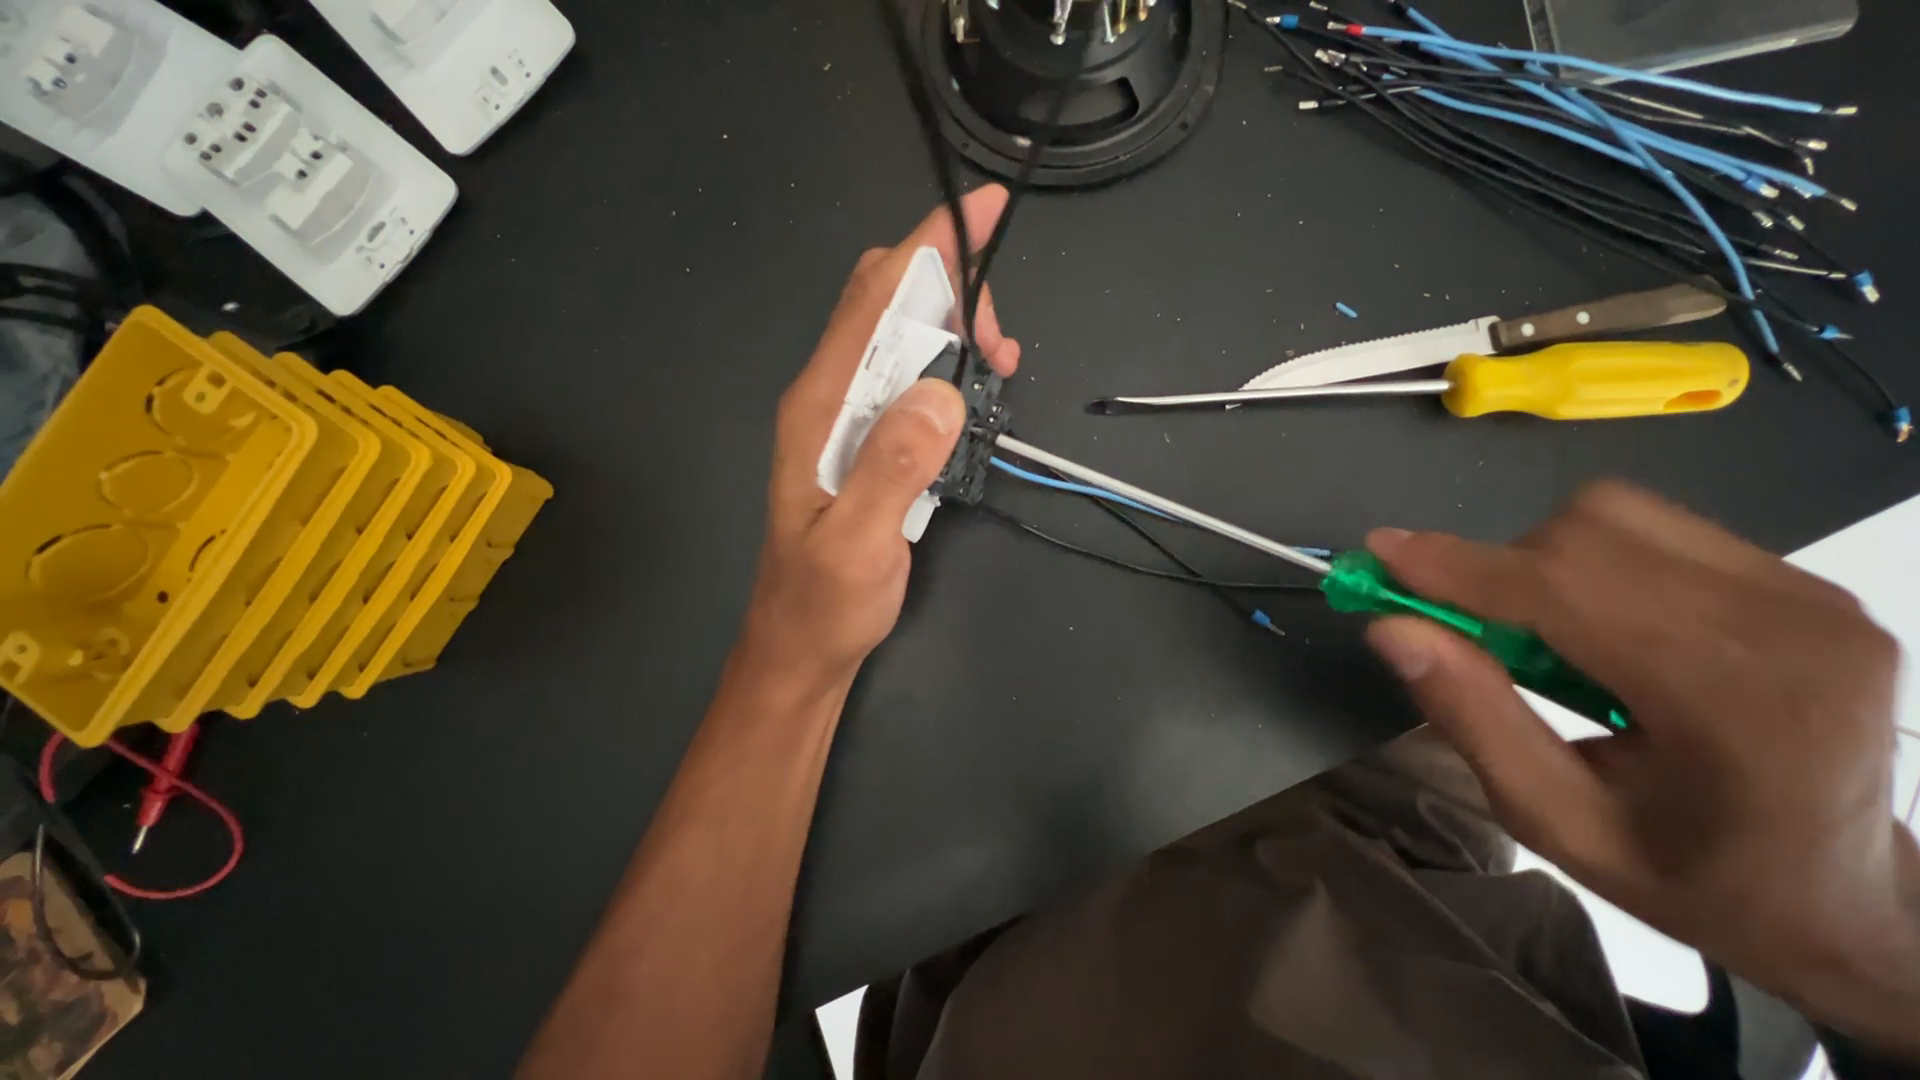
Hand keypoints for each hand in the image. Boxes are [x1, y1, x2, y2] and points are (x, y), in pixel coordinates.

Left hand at [739, 186, 1021, 688]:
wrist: (802, 646)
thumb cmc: (824, 601)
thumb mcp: (859, 543)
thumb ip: (895, 465)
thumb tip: (943, 391)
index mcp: (819, 406)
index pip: (872, 299)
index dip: (928, 247)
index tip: (984, 211)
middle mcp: (829, 397)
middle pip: (885, 302)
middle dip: (950, 292)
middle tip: (1000, 345)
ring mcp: (846, 417)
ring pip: (900, 337)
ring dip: (953, 330)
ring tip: (999, 367)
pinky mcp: (867, 441)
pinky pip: (909, 378)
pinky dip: (948, 366)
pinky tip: (975, 393)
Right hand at [1364, 481, 1919, 1053]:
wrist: (1846, 899)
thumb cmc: (1690, 879)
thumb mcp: (1556, 822)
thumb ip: (1472, 718)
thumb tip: (1391, 628)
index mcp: (1737, 703)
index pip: (1569, 591)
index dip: (1461, 566)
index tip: (1380, 554)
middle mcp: (1789, 627)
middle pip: (1588, 536)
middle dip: (1495, 568)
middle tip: (1455, 624)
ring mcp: (1809, 596)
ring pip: (1618, 516)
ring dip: (1540, 558)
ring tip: (1536, 632)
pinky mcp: (1804, 582)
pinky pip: (1655, 528)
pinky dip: (1589, 559)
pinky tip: (1594, 623)